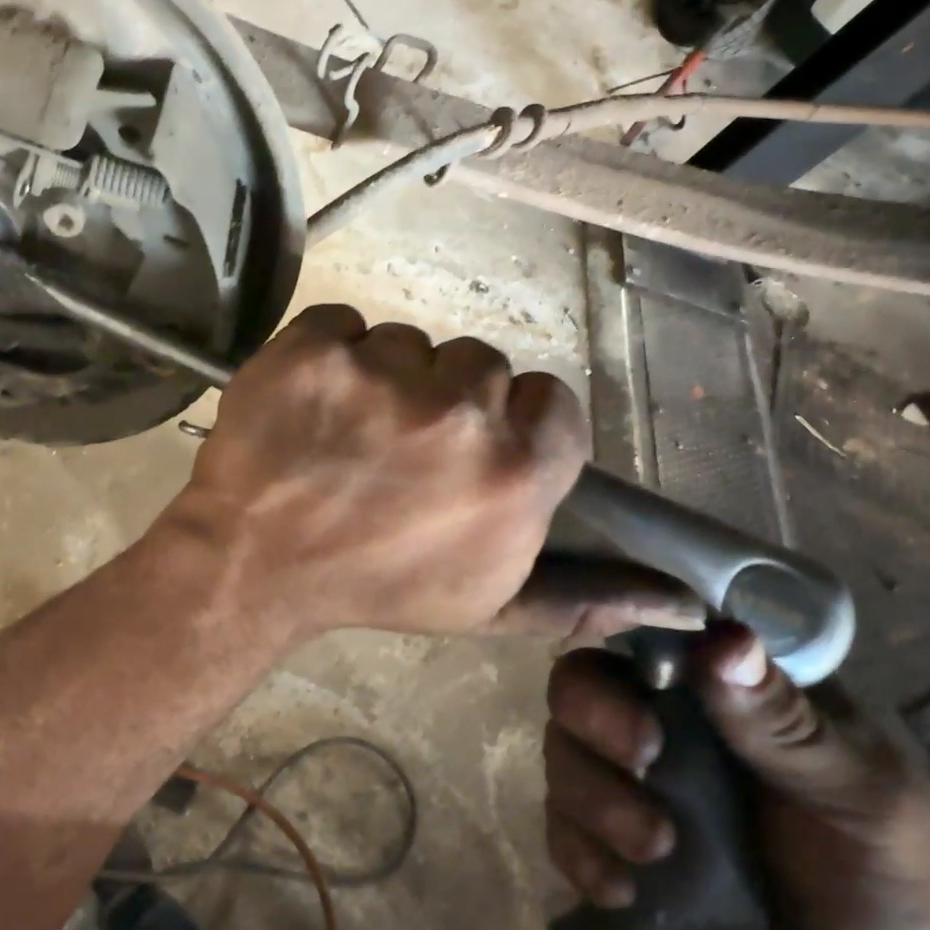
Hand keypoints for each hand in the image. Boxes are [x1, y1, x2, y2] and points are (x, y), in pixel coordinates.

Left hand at [157, 305, 590, 638]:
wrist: (251, 560)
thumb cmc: (370, 587)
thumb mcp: (484, 608)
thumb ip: (583, 599)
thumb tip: (678, 601)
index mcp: (515, 471)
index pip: (552, 401)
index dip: (509, 421)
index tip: (468, 446)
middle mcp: (458, 411)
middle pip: (477, 365)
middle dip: (444, 398)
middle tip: (394, 445)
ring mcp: (378, 371)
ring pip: (405, 342)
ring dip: (381, 375)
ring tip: (343, 430)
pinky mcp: (311, 347)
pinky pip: (341, 322)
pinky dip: (327, 352)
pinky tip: (308, 400)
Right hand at [544, 626, 929, 929]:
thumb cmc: (896, 881)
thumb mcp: (859, 797)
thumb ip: (784, 722)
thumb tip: (724, 636)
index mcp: (725, 694)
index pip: (649, 635)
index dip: (618, 636)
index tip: (638, 681)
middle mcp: (666, 725)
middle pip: (584, 685)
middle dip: (595, 719)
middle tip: (642, 763)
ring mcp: (632, 785)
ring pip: (564, 753)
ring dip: (592, 796)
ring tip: (653, 851)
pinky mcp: (608, 844)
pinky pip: (560, 826)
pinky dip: (579, 852)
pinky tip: (621, 887)